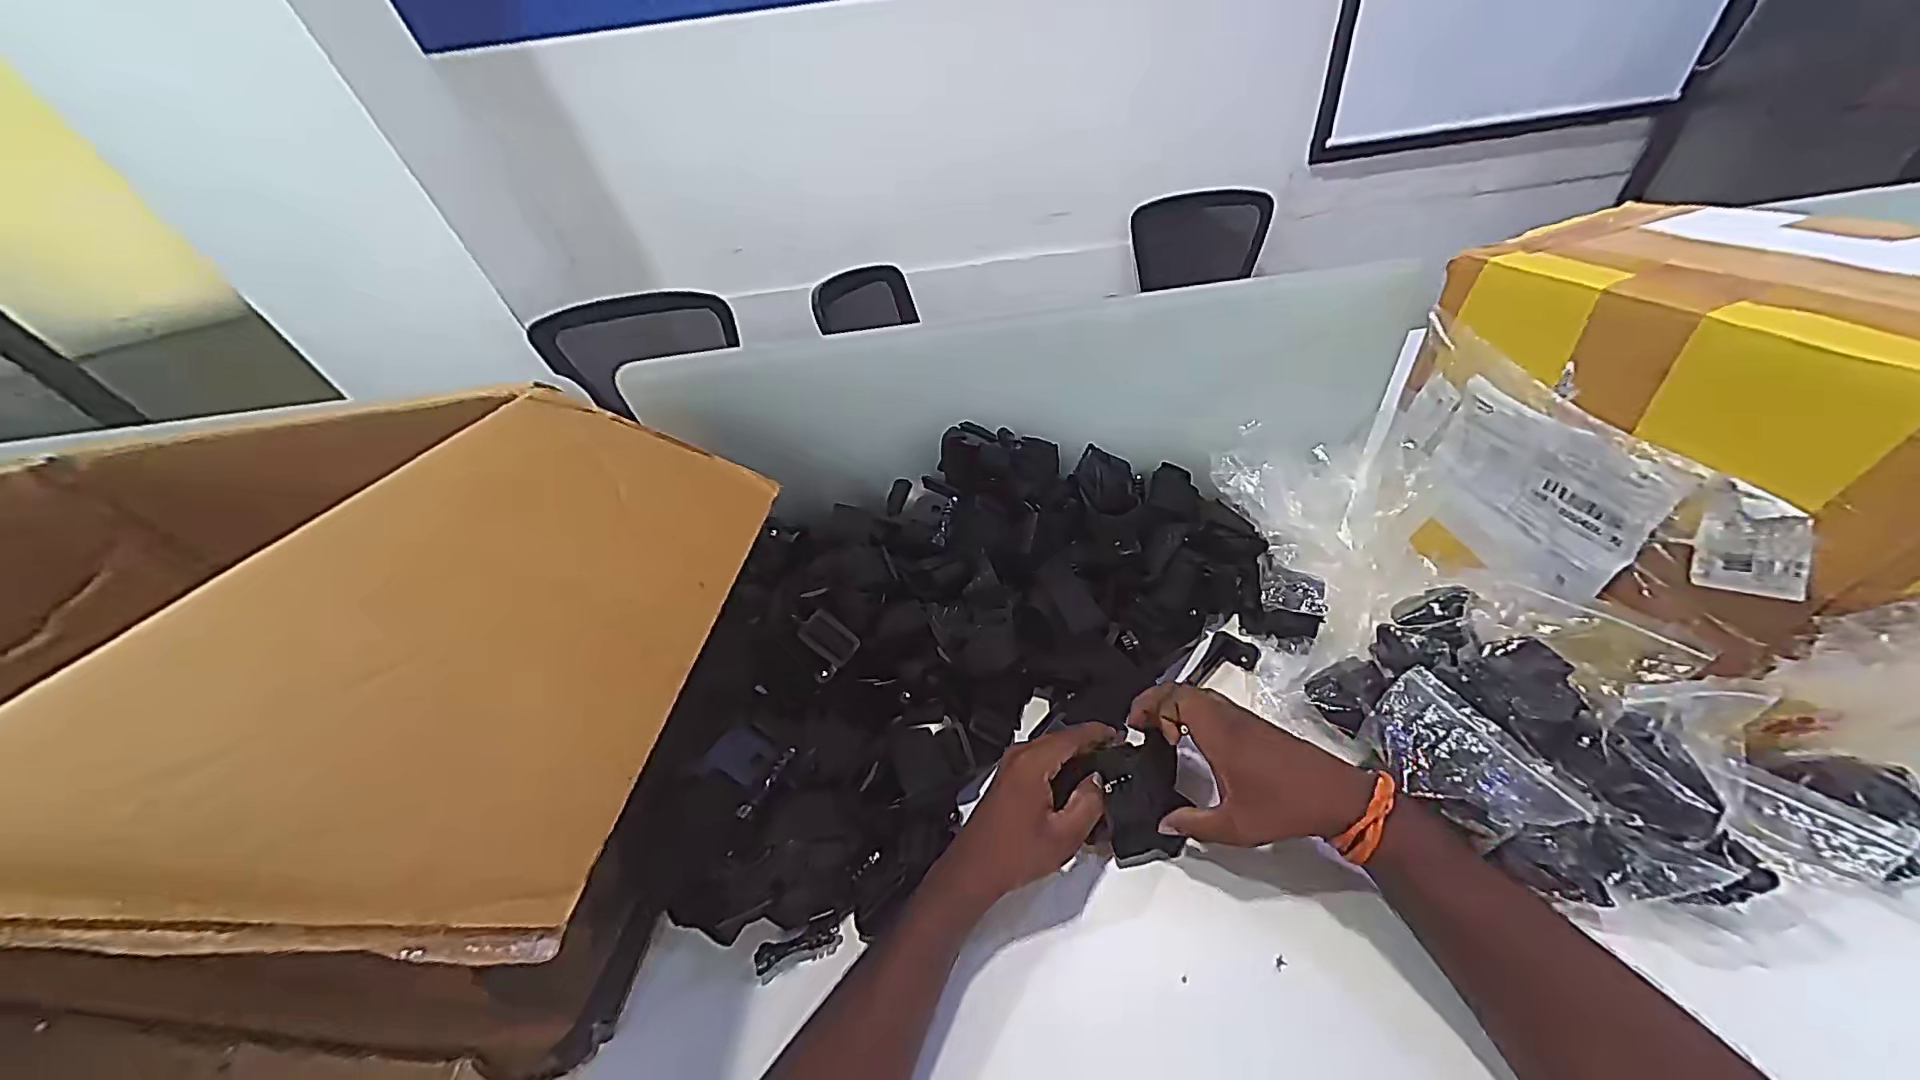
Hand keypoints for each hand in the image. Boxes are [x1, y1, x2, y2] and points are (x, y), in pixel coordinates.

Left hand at [929, 724, 1114, 910]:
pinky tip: (1073, 788)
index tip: (1118, 736)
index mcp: (1032, 763)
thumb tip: (1099, 783)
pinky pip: (1040, 762)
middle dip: (1090, 746)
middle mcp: (1018, 758)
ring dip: (1075, 758)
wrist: (976, 869)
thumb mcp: (1065, 834)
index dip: (1100, 733)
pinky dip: (1060, 768)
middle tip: (1113, 756)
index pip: (1073, 734)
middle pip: (1062, 739)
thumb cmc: (1009, 855)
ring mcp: (1011, 767)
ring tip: (1098, 776)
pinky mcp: (1009, 778)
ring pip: (1052, 751)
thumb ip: (1090, 803)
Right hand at [1128, 684, 1372, 845]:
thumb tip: (1166, 824)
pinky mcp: (1254, 727)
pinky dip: (1193, 713)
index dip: (1150, 707)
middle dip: (1155, 702)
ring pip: (1199, 696)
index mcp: (1220, 732)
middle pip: (1183, 690)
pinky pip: (1213, 706)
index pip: (1175, 698)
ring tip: (1160, 731)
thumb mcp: (1235, 825)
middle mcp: (1229, 718)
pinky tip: (1191, 740)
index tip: (1137, 728)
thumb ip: (1194, 824)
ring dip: (1174, 706)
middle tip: (1140, 724)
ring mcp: (1243, 719)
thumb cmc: (1288, 805)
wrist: (1337, 797)